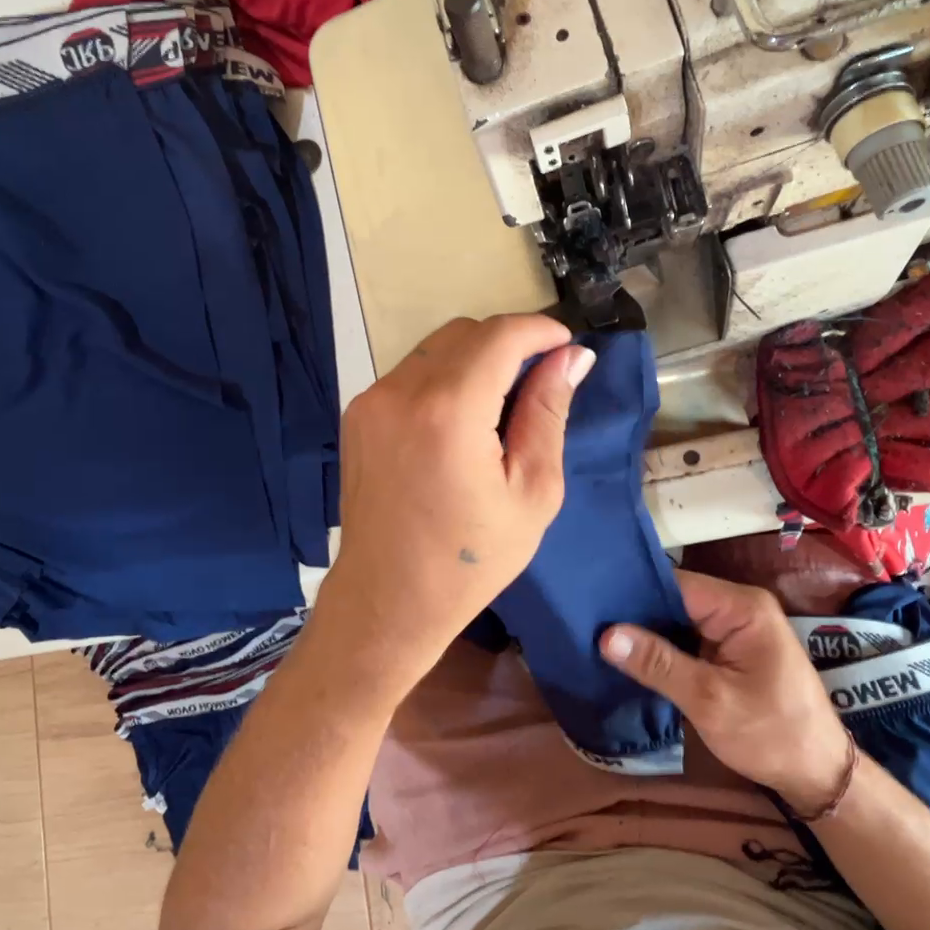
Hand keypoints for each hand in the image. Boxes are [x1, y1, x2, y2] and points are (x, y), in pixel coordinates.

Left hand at [317, 314, 594, 684]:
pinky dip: (442, 378)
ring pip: (435, 348)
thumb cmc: (470, 560)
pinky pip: (410, 373)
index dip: (540, 330)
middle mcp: (401, 391)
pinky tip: (459, 423)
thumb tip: (572, 357)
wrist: (387, 599)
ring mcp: (371, 400)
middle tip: (538, 382)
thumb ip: (548, 412)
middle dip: (508, 343)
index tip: (567, 347)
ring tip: (499, 408)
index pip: (500, 335)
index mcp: (448, 410)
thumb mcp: (532, 491)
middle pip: (465, 332)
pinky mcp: (357, 414)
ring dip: (474, 359)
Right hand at [600, 571, 850, 811]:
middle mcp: (739, 607)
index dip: (632, 592)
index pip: (675, 584)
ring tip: (594, 635)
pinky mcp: (730, 649)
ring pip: (676, 618)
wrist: (819, 776)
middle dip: (634, 612)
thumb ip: (658, 664)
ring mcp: (735, 628)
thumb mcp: (709, 701)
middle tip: (585, 623)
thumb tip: (606, 635)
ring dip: (644, 631)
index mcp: (742, 607)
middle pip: (673, 597)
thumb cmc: (771, 735)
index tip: (589, 603)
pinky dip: (660, 647)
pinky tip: (626, 655)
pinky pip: (686, 637)